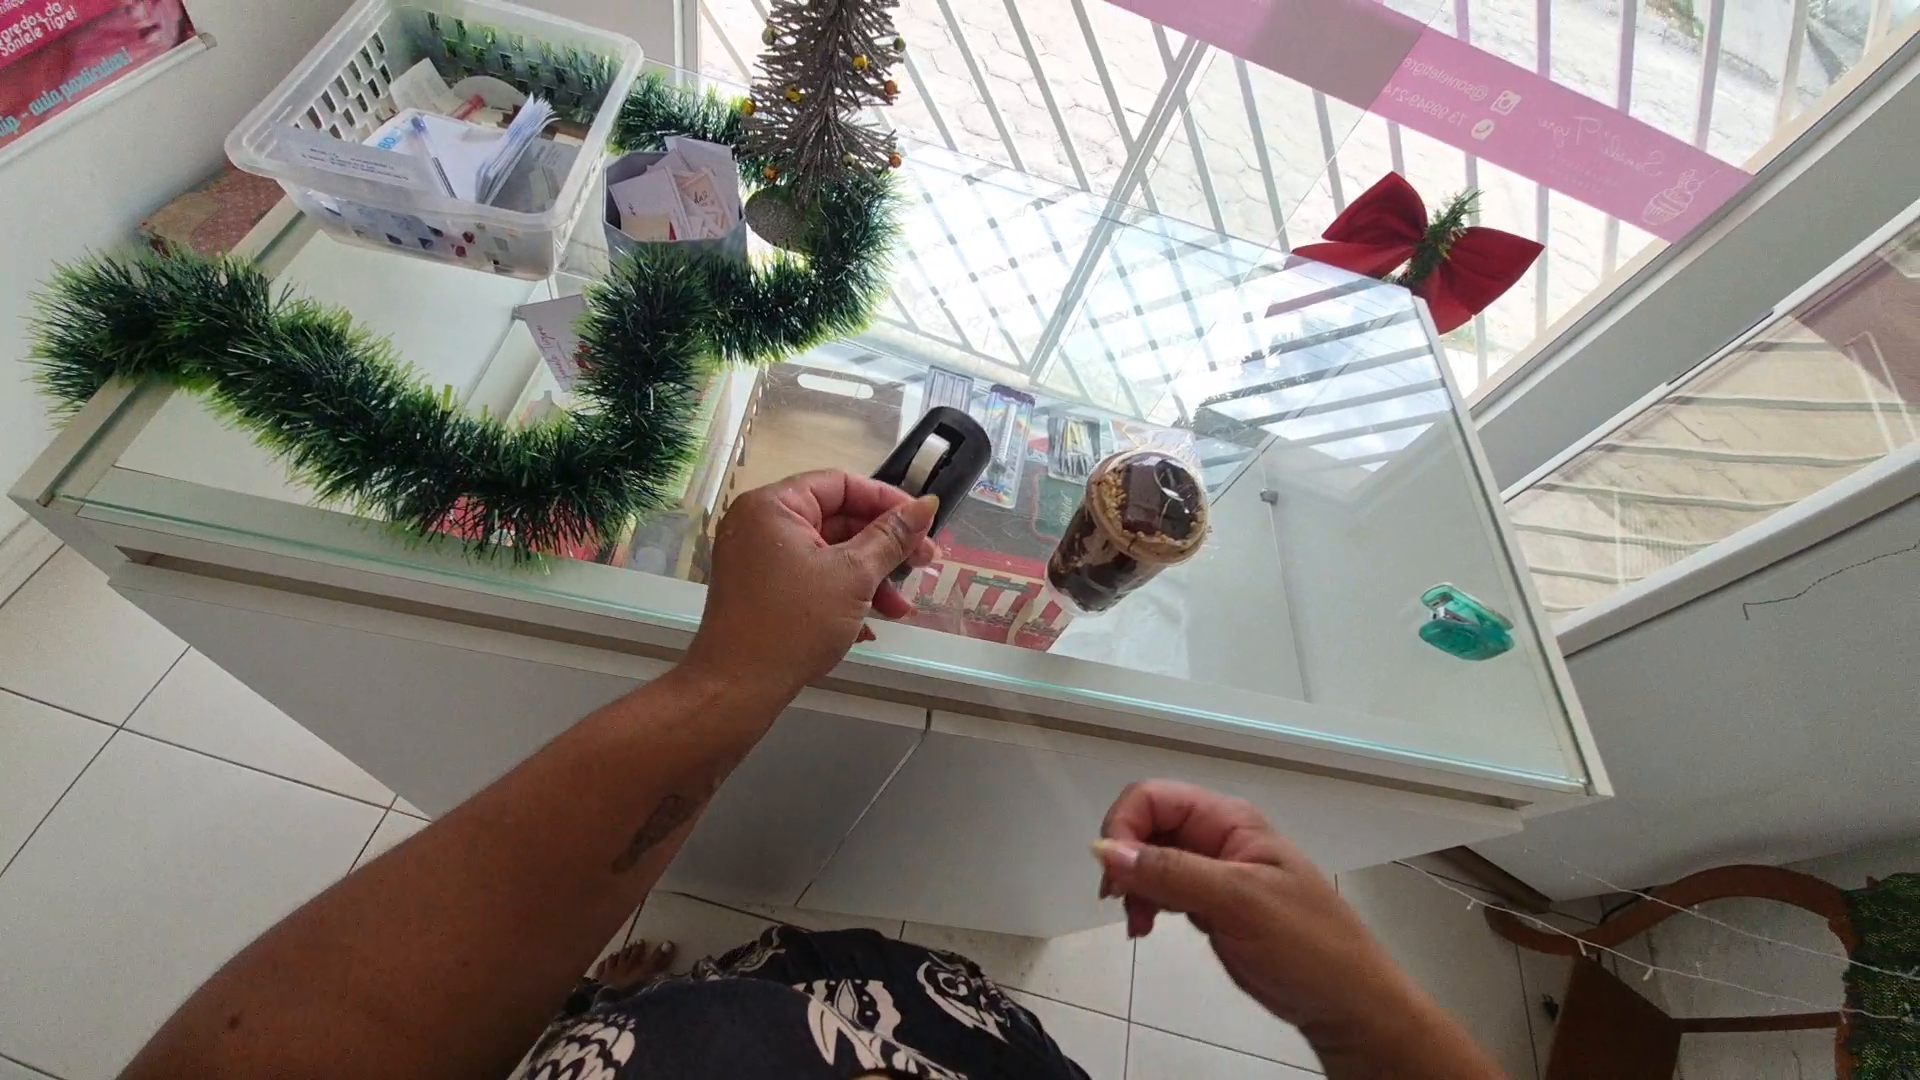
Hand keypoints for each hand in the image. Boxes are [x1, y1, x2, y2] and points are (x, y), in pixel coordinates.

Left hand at [682, 471, 937, 699]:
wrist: (737, 688)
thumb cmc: (794, 624)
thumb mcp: (853, 575)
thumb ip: (892, 537)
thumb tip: (926, 505)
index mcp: (774, 506)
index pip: (841, 484)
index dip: (887, 501)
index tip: (923, 523)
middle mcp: (761, 523)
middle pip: (837, 518)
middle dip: (884, 546)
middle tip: (924, 564)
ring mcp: (759, 557)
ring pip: (829, 552)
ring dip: (870, 576)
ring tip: (900, 608)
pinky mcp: (763, 588)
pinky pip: (812, 575)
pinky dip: (843, 592)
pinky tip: (871, 623)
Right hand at [1093, 781, 1504, 1078]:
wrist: (1351, 1008)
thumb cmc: (1306, 945)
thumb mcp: (1238, 902)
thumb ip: (1170, 872)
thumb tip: (1103, 849)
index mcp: (1227, 818)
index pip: (1153, 797)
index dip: (1123, 825)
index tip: (1112, 873)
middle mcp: (1216, 834)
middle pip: (1146, 824)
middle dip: (1124, 858)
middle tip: (1119, 901)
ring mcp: (1212, 868)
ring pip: (1148, 856)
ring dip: (1132, 884)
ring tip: (1137, 924)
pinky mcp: (1209, 900)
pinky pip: (1161, 886)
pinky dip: (1144, 902)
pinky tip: (1144, 928)